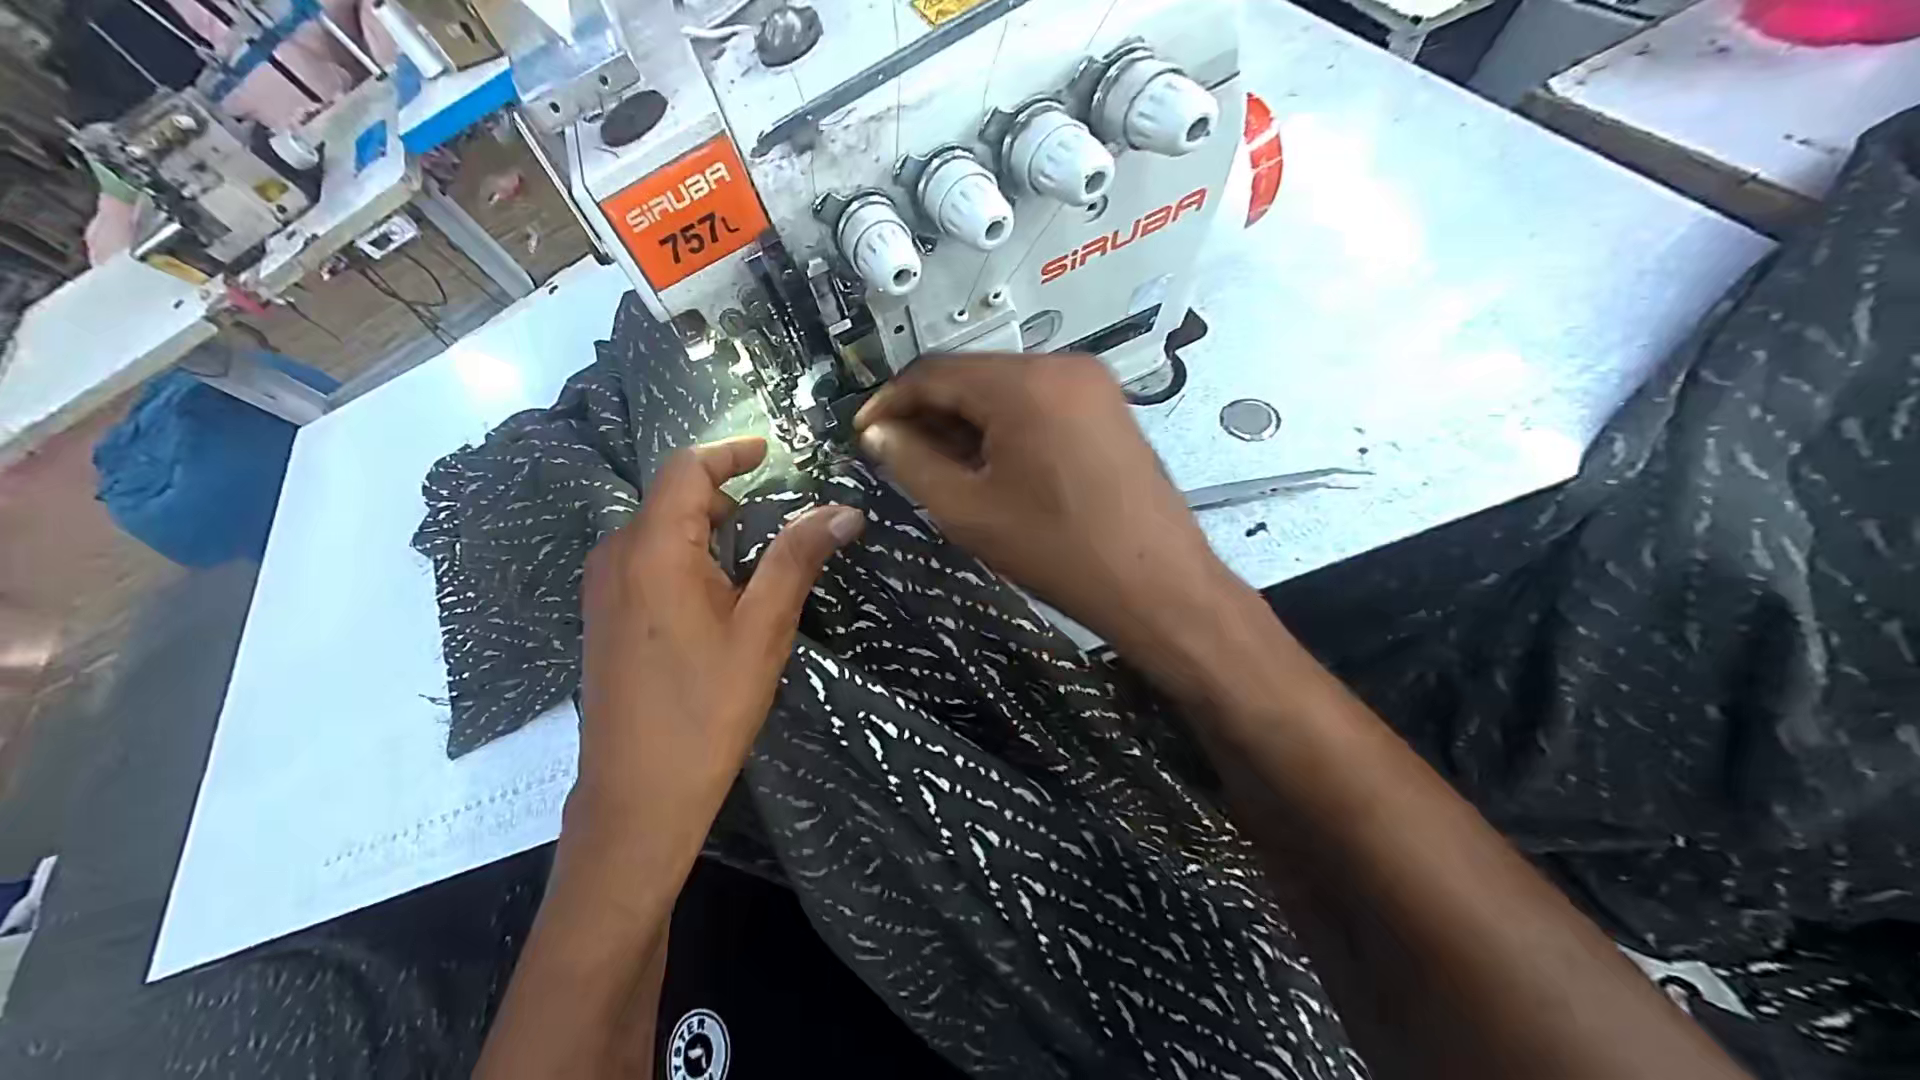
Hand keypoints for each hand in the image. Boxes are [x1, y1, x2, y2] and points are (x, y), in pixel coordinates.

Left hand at [569, 436, 863, 862]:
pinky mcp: (604, 617)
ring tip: (756, 566)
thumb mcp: (762, 628)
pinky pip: (647, 562)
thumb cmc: (706, 708)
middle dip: (727, 499)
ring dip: (709, 532)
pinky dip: (687, 558)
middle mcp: (615, 557)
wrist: (638, 794)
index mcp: (651, 550)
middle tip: (780, 525)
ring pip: (660, 532)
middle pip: (674, 499)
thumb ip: (797, 558)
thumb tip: (844, 511)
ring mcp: (603, 588)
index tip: (768, 451)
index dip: (730, 452)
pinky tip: (719, 598)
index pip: (687, 470)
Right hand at [853, 353, 1253, 680]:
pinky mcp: (1108, 406)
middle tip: (899, 453)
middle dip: (930, 412)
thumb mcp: (968, 510)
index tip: (864, 431)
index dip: (890, 401)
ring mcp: (1092, 383)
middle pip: (972, 375)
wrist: (1156, 585)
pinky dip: (1005, 425)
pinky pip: (1039, 402)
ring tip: (941, 464)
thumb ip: (911, 462)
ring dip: (967, 420)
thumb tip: (878, 433)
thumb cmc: (1058, 551)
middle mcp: (1062, 365)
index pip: (934, 372)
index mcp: (1025, 384)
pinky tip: (990, 462)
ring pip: (1005, 389)